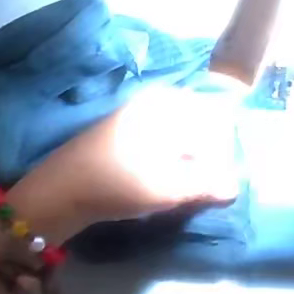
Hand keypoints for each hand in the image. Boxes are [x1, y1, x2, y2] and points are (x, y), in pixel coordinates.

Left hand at [7, 85, 240, 241]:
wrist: (59, 191)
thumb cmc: (119, 184)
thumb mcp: (169, 188)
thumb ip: (207, 184)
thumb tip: (234, 185)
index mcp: (168, 105)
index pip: (213, 120)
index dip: (222, 152)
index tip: (222, 179)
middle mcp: (152, 102)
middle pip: (195, 125)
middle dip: (205, 155)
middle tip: (205, 185)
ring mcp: (133, 114)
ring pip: (176, 133)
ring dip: (186, 159)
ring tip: (184, 186)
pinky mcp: (120, 131)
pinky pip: (158, 139)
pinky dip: (167, 158)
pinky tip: (161, 179)